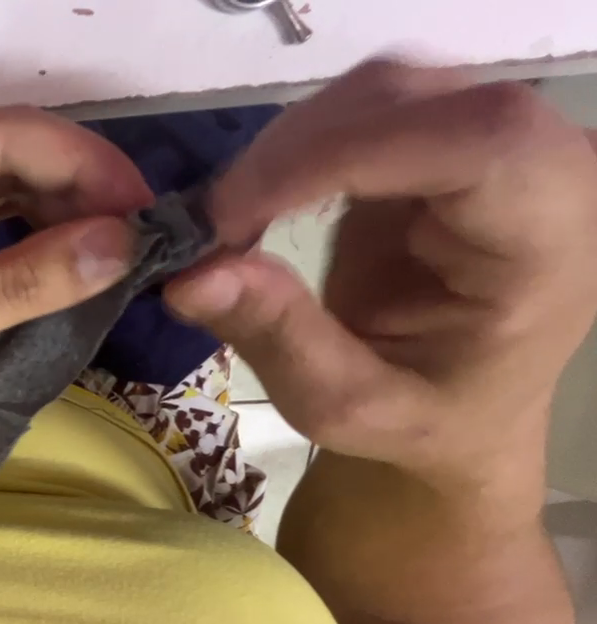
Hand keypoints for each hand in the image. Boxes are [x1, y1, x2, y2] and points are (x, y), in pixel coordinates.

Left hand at [0, 107, 152, 431]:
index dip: (80, 164)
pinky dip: (44, 225)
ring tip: (120, 246)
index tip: (140, 212)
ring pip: (15, 173)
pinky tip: (80, 251)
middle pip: (13, 147)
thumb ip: (14, 286)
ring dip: (70, 205)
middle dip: (81, 185)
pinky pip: (3, 206)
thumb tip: (121, 244)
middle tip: (142, 235)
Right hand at [165, 59, 596, 499]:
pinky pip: (357, 115)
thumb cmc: (419, 420)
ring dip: (282, 149)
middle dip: (293, 152)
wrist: (461, 411)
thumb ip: (277, 339)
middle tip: (209, 231)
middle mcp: (541, 169)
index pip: (473, 140)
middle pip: (421, 95)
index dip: (341, 157)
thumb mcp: (341, 406)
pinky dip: (286, 152)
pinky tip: (251, 211)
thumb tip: (187, 276)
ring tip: (224, 227)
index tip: (226, 220)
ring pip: (382, 90)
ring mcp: (488, 152)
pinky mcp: (433, 155)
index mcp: (549, 239)